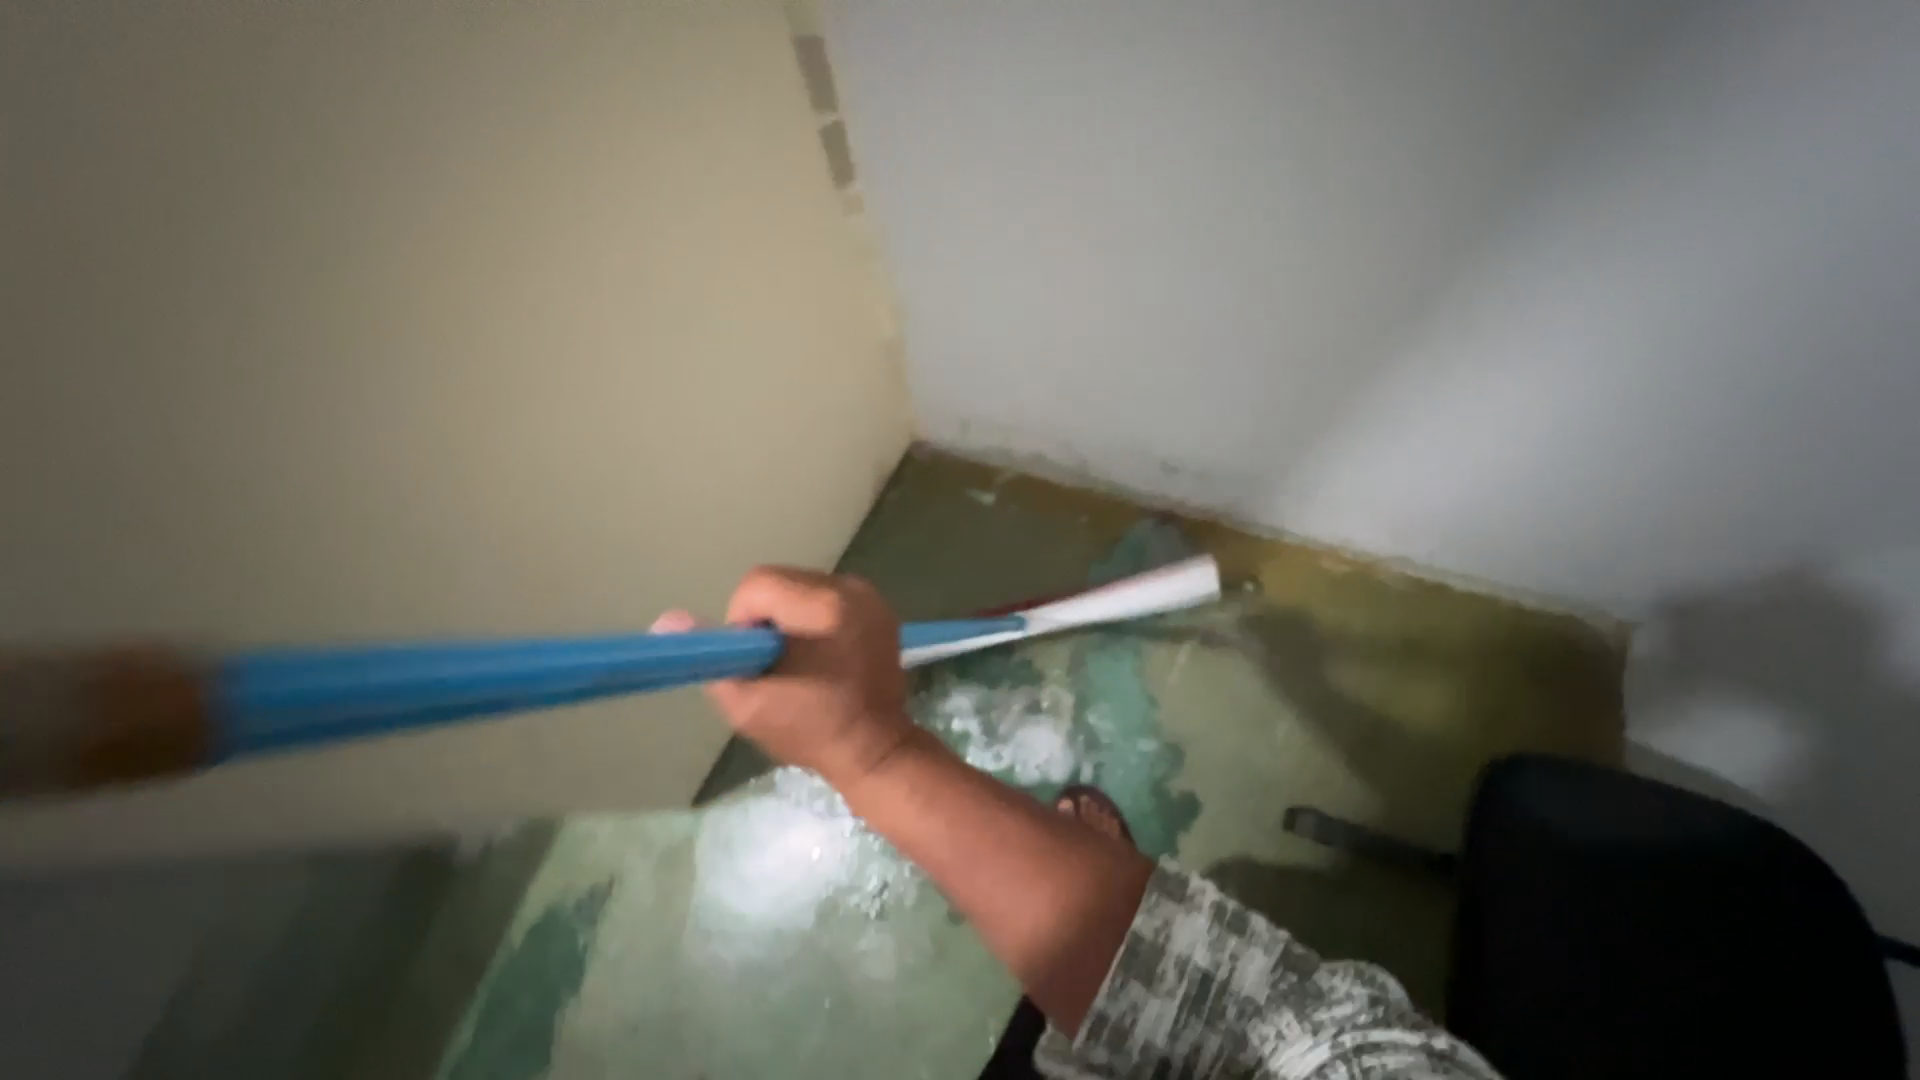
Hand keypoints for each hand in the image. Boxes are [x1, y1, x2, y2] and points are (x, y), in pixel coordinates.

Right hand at [653, 567, 914, 790]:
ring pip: (803, 587)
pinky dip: (815, 619)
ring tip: (801, 662)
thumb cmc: (812, 731)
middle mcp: (852, 590)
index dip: (743, 619)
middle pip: (782, 581)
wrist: (877, 749)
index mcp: (825, 607)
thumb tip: (667, 618)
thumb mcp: (749, 705)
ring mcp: (871, 597)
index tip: (755, 658)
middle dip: (766, 617)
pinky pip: (829, 597)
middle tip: (775, 663)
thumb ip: (711, 658)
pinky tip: (822, 656)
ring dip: (790, 616)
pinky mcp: (880, 608)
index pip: (759, 583)